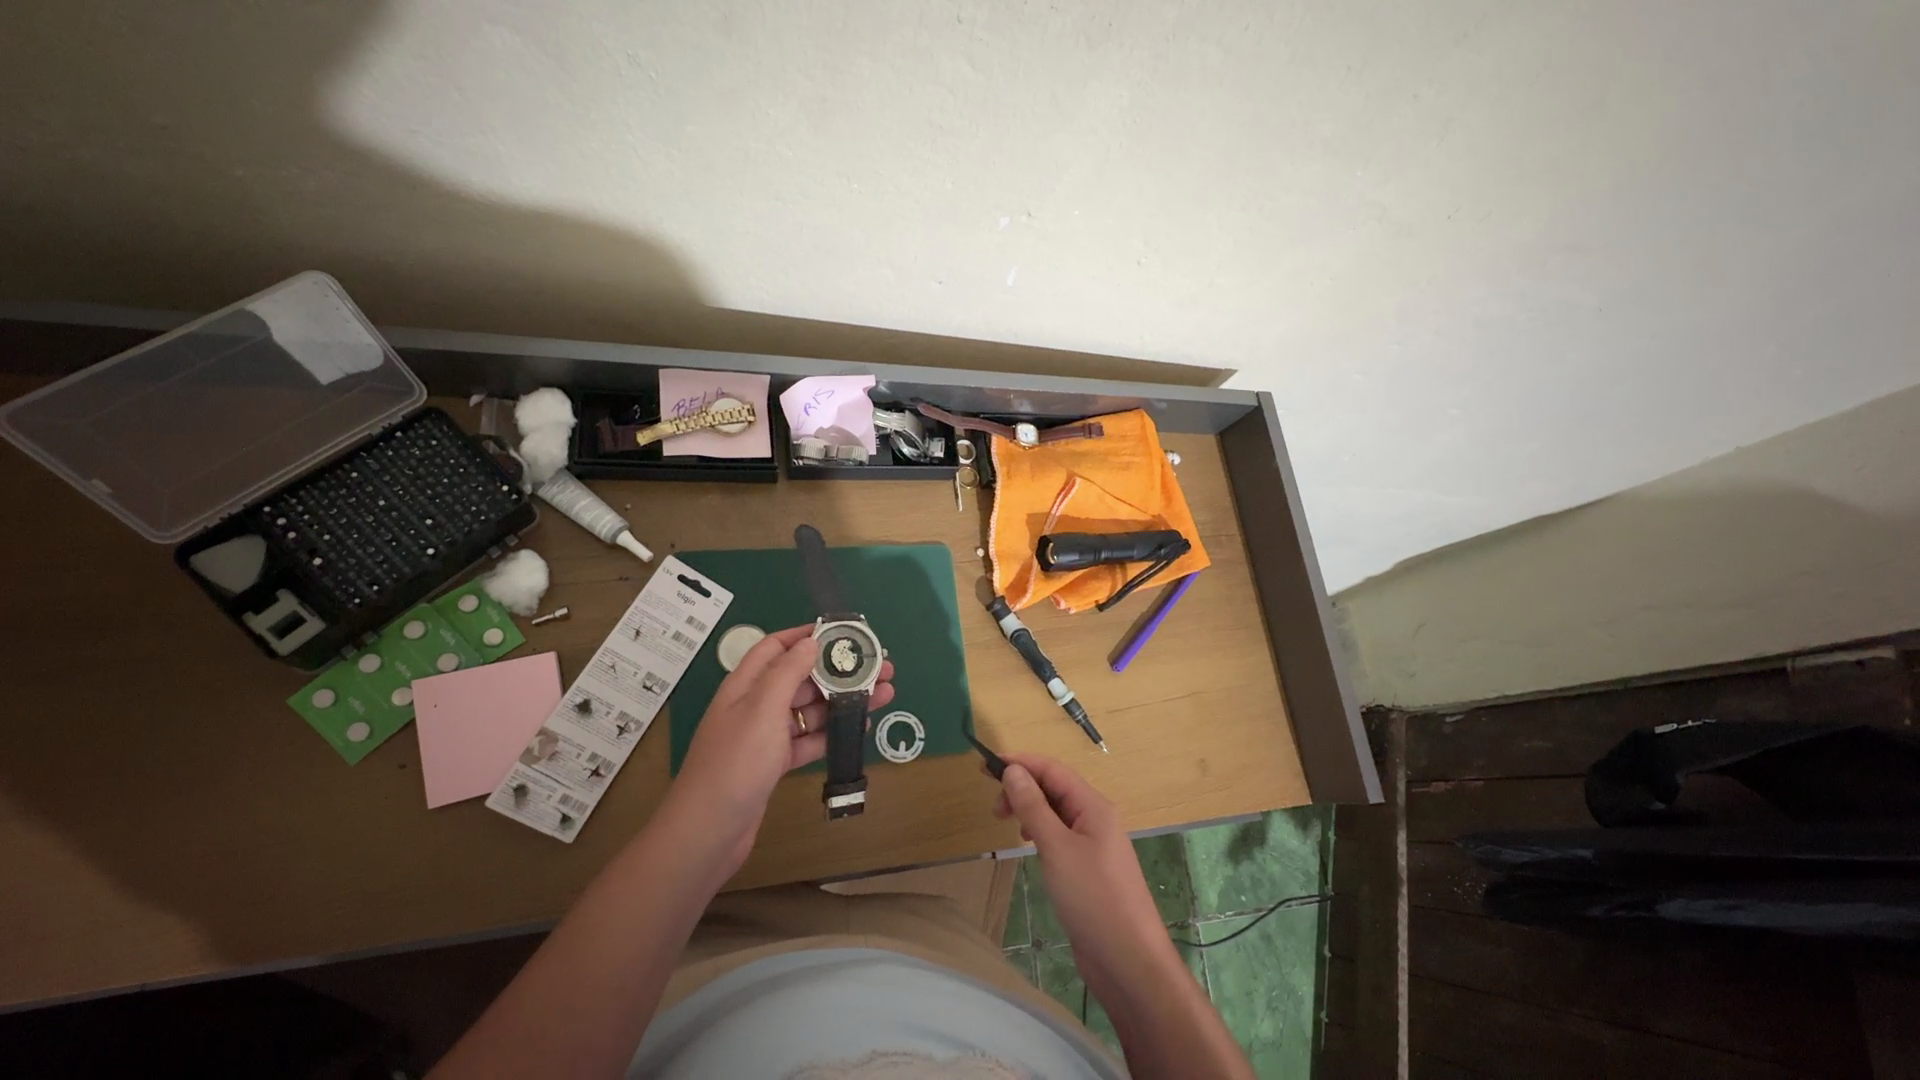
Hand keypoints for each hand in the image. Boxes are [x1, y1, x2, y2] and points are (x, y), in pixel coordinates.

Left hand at [668, 625, 894, 872]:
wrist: (709, 830)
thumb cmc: (736, 763)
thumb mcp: (762, 709)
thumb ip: (787, 672)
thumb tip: (810, 641)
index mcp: (745, 685)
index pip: (776, 647)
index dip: (807, 636)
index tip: (845, 633)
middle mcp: (754, 705)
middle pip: (800, 678)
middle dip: (838, 670)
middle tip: (880, 668)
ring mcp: (764, 736)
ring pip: (808, 710)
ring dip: (842, 700)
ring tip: (883, 695)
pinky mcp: (773, 764)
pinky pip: (807, 740)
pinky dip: (831, 732)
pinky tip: (859, 728)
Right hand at [992, 754, 1172, 989]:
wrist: (1128, 959)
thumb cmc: (1093, 897)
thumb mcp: (1056, 848)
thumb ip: (1033, 807)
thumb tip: (1013, 771)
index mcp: (1094, 806)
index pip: (1053, 769)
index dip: (1020, 763)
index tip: (985, 766)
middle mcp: (1096, 819)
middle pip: (1055, 788)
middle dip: (1023, 787)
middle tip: (993, 807)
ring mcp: (1094, 845)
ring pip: (1057, 812)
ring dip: (1030, 809)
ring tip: (1006, 823)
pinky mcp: (1089, 869)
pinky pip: (1061, 836)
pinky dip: (1040, 832)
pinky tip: (1029, 844)